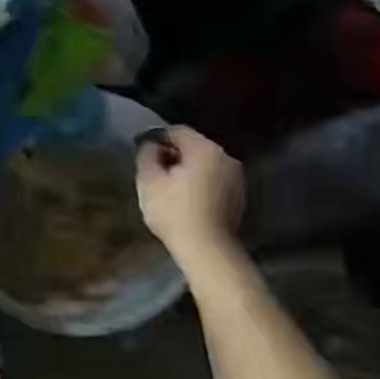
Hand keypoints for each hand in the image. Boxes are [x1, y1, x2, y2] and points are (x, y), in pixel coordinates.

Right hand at [136, 126, 243, 259]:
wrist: (207, 247)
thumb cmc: (173, 212)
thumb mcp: (149, 182)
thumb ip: (147, 156)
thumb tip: (151, 145)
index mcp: (204, 149)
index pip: (177, 131)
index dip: (156, 137)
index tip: (141, 149)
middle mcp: (225, 157)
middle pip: (194, 146)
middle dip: (172, 154)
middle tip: (152, 170)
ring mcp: (236, 176)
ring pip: (205, 163)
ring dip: (186, 169)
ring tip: (167, 187)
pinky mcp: (239, 194)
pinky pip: (214, 179)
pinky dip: (198, 182)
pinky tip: (185, 199)